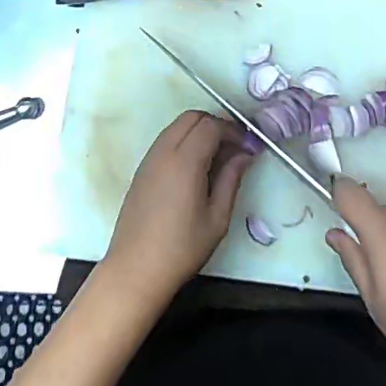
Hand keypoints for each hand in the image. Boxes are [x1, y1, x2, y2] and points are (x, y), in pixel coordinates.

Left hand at [101, 110, 254, 301]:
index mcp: (184, 160)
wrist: (136, 267)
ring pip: (177, 126)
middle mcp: (164, 150)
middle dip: (216, 125)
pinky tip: (196, 167)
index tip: (250, 147)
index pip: (211, 125)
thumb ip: (231, 179)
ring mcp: (150, 157)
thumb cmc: (181, 248)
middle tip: (235, 148)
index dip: (234, 130)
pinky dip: (184, 140)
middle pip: (192, 117)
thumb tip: (244, 154)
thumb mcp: (216, 218)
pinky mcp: (142, 167)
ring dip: (199, 131)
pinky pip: (166, 139)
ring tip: (219, 158)